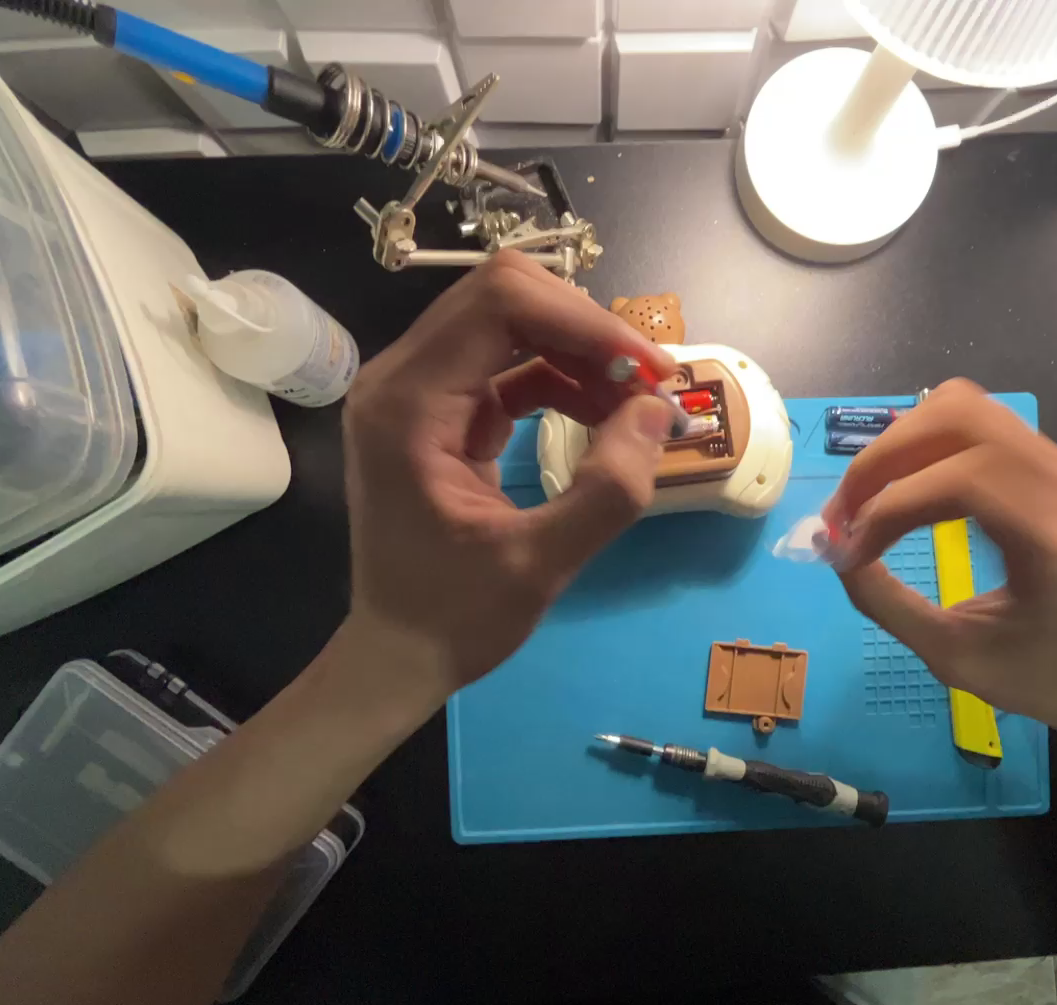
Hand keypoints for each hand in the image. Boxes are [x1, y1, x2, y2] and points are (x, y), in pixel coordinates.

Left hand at [341, 252, 679, 701]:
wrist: (399, 653)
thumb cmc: (455, 618)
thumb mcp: (539, 566)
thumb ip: (607, 490)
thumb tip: (657, 412)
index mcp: (407, 404)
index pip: (500, 304)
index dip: (585, 322)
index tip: (649, 372)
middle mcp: (401, 379)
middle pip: (505, 299)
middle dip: (588, 333)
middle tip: (650, 387)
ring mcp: (418, 391)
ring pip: (512, 326)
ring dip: (582, 355)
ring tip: (635, 407)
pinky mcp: (441, 411)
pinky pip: (509, 366)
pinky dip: (563, 380)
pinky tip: (603, 415)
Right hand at [822, 380, 1056, 755]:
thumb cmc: (1042, 678)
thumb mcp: (952, 657)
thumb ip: (886, 603)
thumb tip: (833, 550)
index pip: (963, 479)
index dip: (890, 505)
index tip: (849, 551)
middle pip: (960, 417)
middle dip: (884, 457)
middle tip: (846, 511)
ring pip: (964, 408)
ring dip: (899, 447)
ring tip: (868, 500)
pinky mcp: (1052, 467)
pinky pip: (976, 428)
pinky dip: (922, 451)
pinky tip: (902, 493)